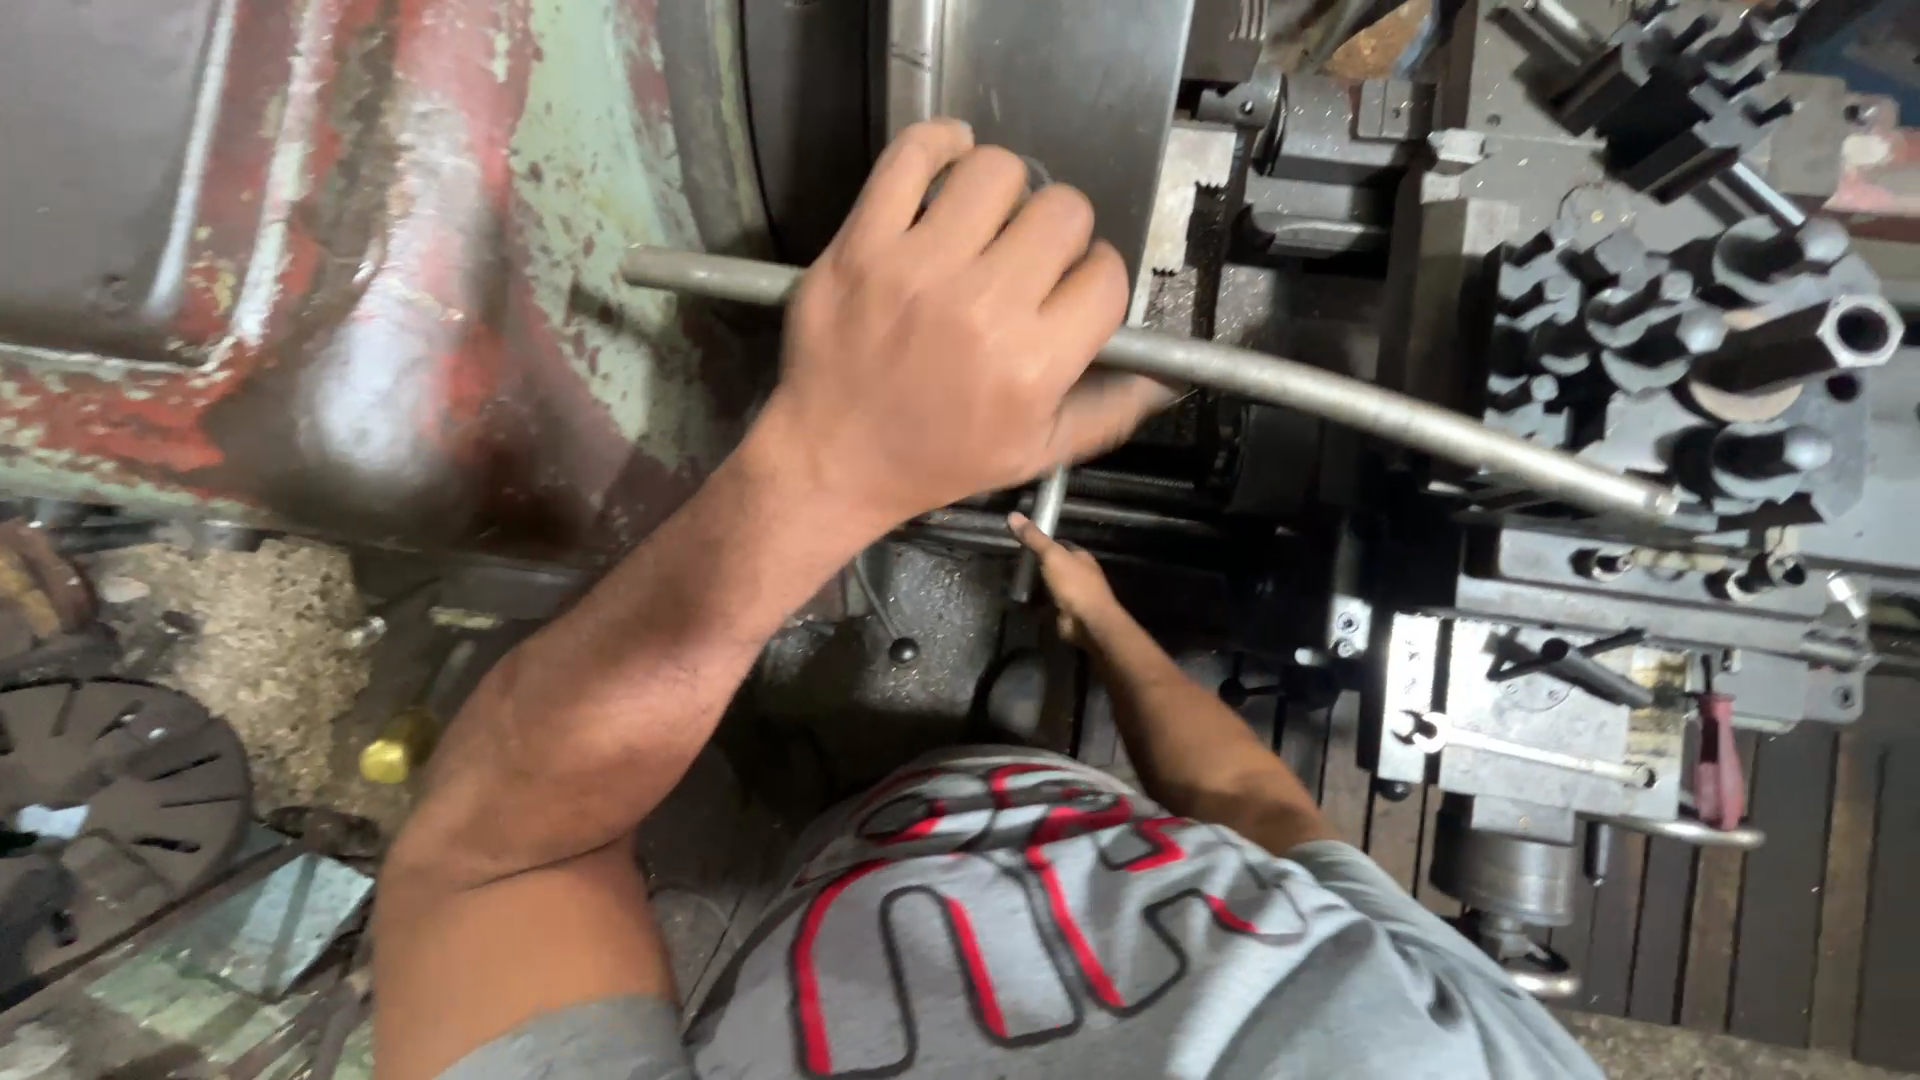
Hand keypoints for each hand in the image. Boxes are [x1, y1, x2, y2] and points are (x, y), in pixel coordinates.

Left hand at [752, 118, 1175, 533]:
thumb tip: (1166, 380)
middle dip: (1059, 235)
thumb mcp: (1032, 455)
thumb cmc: (936, 462)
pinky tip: (950, 162)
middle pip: (1063, 212)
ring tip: (987, 223)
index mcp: (1033, 364)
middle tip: (1028, 260)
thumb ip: (1106, 413)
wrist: (835, 460)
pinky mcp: (862, 244)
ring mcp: (917, 269)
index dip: (1096, 280)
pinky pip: (912, 154)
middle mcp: (983, 307)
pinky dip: (939, 144)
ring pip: (998, 171)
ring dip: (1006, 191)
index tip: (1071, 291)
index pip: (1106, 275)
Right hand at [1009, 512, 1122, 646]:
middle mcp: (1078, 573)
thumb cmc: (1073, 584)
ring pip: (1049, 584)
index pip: (1059, 544)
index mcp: (1080, 556)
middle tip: (1013, 563)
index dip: (1041, 541)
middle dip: (1035, 564)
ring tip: (1012, 580)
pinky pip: (1046, 603)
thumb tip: (1013, 515)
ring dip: (1034, 585)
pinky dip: (1035, 602)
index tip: (1021, 541)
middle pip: (1053, 564)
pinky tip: (1020, 600)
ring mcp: (1073, 594)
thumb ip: (1034, 537)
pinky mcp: (1065, 611)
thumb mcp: (1052, 555)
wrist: (1088, 622)